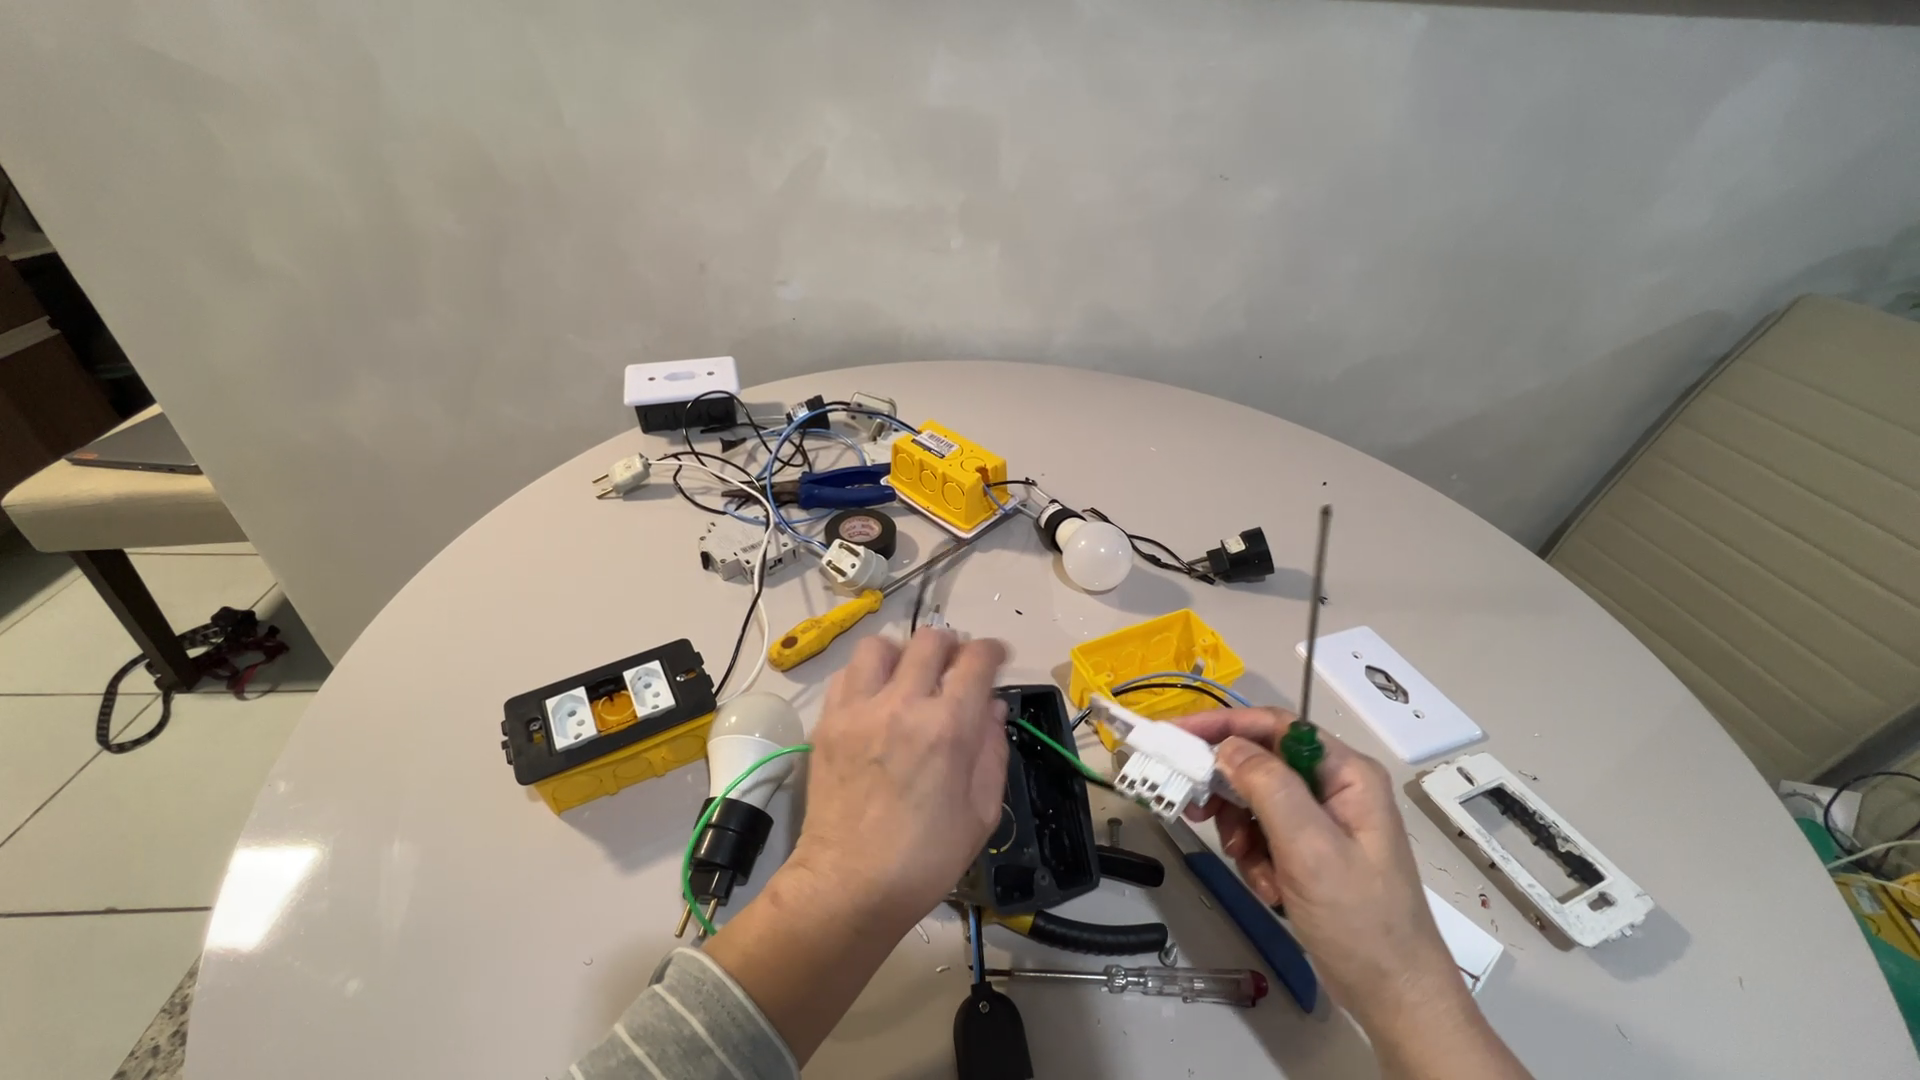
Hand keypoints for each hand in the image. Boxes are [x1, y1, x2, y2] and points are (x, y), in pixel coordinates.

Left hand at [791, 629, 1008, 931]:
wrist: (848, 885)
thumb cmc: (926, 858)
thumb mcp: (982, 813)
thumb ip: (992, 750)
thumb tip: (992, 706)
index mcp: (948, 727)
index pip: (975, 660)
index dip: (992, 650)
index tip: (995, 657)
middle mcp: (902, 705)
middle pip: (930, 640)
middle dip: (952, 646)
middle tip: (955, 668)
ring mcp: (858, 710)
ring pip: (880, 645)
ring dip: (902, 653)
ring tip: (908, 677)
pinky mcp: (827, 722)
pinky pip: (847, 674)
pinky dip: (866, 675)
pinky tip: (875, 699)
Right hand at [1172, 709, 1461, 1030]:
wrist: (1392, 994)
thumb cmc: (1359, 920)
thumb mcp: (1310, 849)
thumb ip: (1269, 787)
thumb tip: (1226, 746)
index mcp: (1346, 773)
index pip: (1274, 726)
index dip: (1222, 725)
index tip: (1176, 735)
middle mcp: (1334, 786)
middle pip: (1259, 761)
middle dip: (1226, 787)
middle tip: (1192, 807)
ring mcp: (1321, 820)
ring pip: (1254, 799)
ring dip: (1239, 829)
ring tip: (1244, 861)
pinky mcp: (1308, 849)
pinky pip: (1261, 833)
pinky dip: (1252, 855)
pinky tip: (1267, 885)